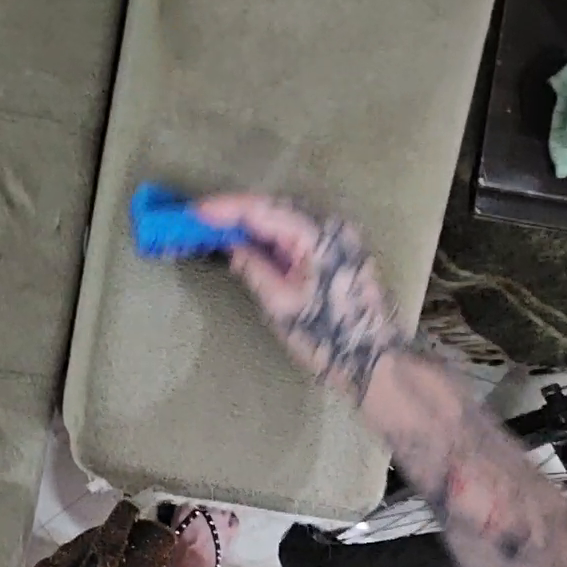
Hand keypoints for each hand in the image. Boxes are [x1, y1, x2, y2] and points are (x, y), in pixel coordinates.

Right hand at [196, 193, 402, 398]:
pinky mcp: (336, 252)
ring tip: (218, 227)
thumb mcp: (281, 305)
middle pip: (275, 208)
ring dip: (251, 222)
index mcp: (317, 237)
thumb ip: (255, 269)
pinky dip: (269, 235)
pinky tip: (248, 240)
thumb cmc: (326, 335)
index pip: (264, 211)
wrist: (370, 358)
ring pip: (285, 219)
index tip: (196, 211)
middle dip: (236, 211)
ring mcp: (336, 238)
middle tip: (201, 218)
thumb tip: (233, 247)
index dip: (227, 209)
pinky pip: (295, 234)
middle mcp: (330, 228)